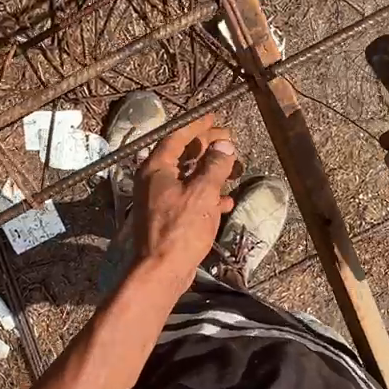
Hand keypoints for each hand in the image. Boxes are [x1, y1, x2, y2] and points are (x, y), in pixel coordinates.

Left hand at [129, 114, 238, 290]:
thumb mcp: (202, 193)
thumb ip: (214, 166)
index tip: (213, 119)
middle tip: (229, 142)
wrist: (162, 269)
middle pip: (182, 156)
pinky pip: (189, 198)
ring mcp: (160, 200)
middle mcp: (154, 181)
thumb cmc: (180, 229)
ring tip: (235, 170)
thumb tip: (224, 146)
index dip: (196, 126)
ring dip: (211, 172)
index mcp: (156, 168)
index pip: (176, 137)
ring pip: (188, 178)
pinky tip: (226, 201)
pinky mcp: (168, 218)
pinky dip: (207, 196)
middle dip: (207, 149)